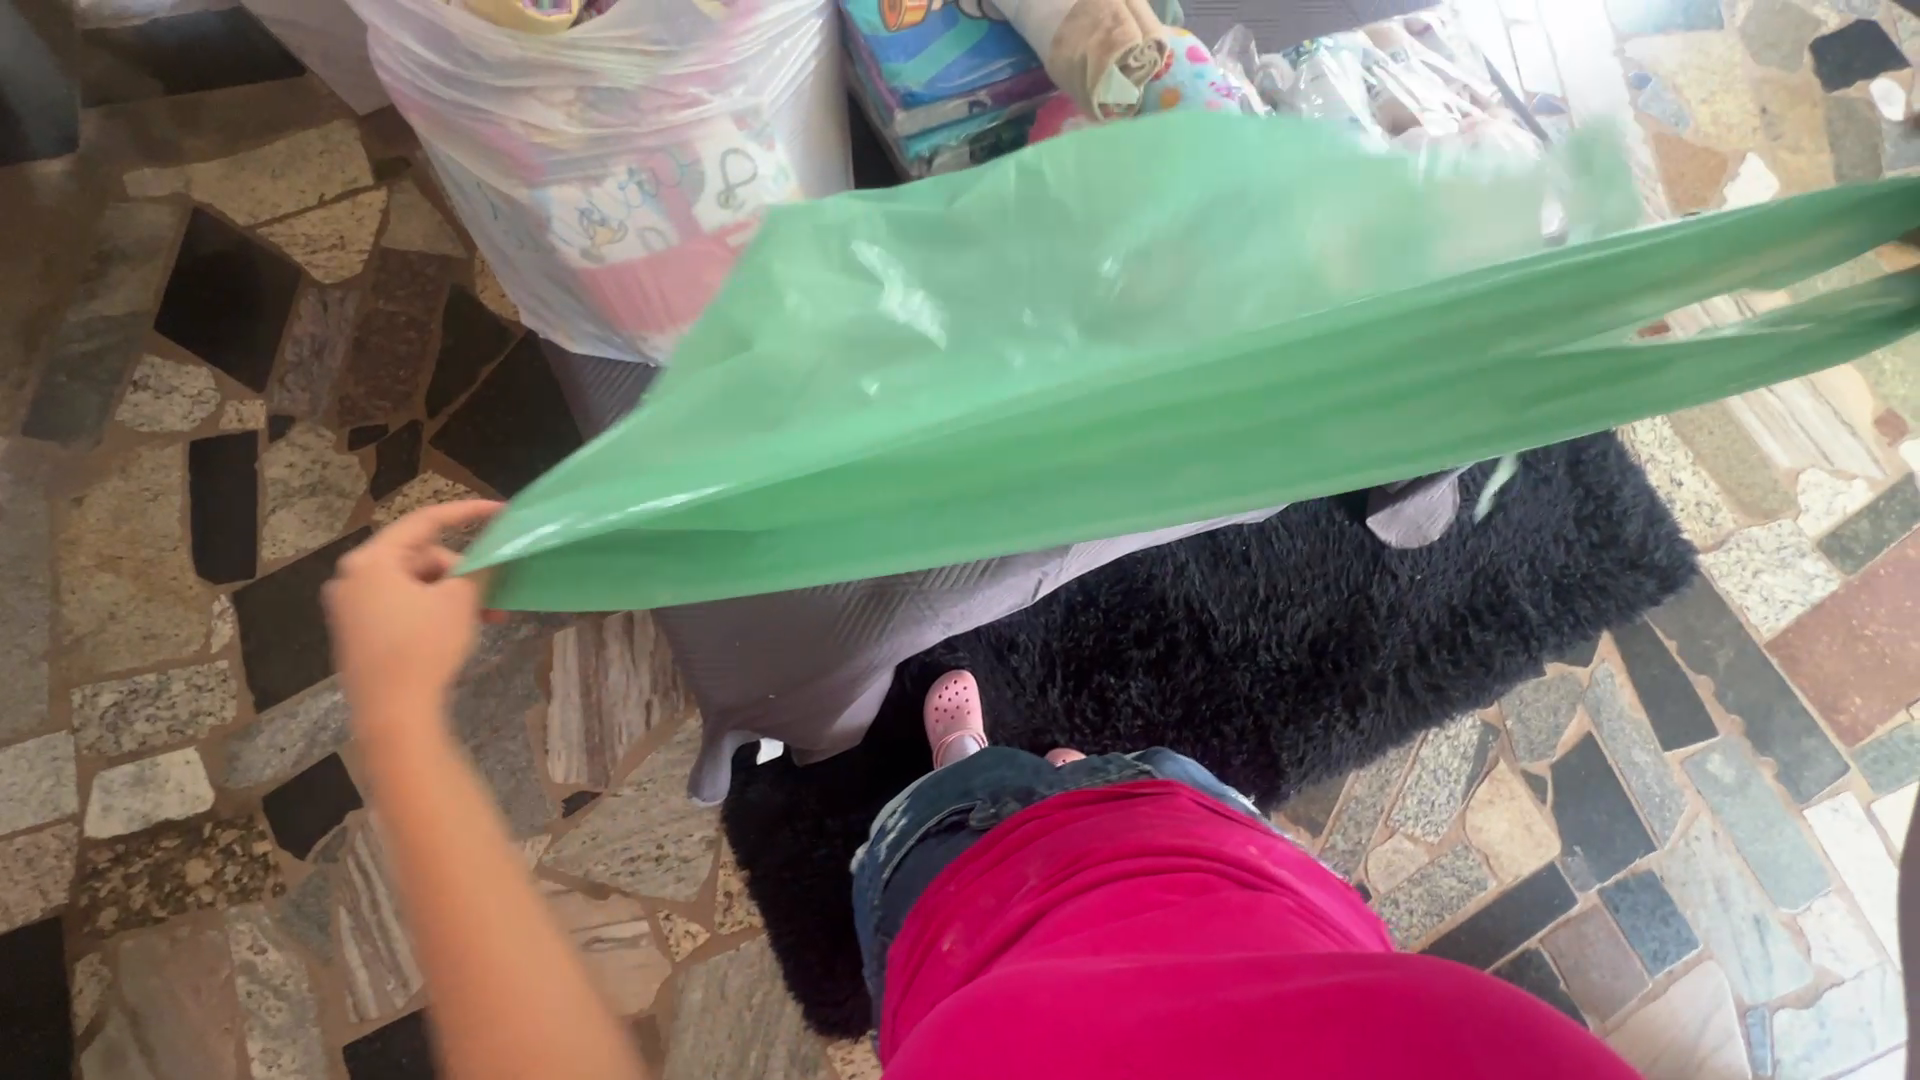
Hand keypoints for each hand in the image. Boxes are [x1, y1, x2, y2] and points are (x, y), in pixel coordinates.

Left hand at [323, 501, 502, 742]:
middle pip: (423, 556)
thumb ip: (478, 569)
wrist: (392, 710)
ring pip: (418, 583)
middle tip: (494, 594)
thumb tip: (489, 557)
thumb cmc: (424, 646)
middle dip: (463, 572)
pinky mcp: (359, 630)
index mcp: (372, 560)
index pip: (425, 521)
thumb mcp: (460, 601)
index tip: (502, 511)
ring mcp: (353, 605)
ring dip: (456, 595)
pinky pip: (406, 604)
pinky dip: (436, 609)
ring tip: (487, 617)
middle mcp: (354, 576)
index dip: (468, 512)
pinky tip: (460, 628)